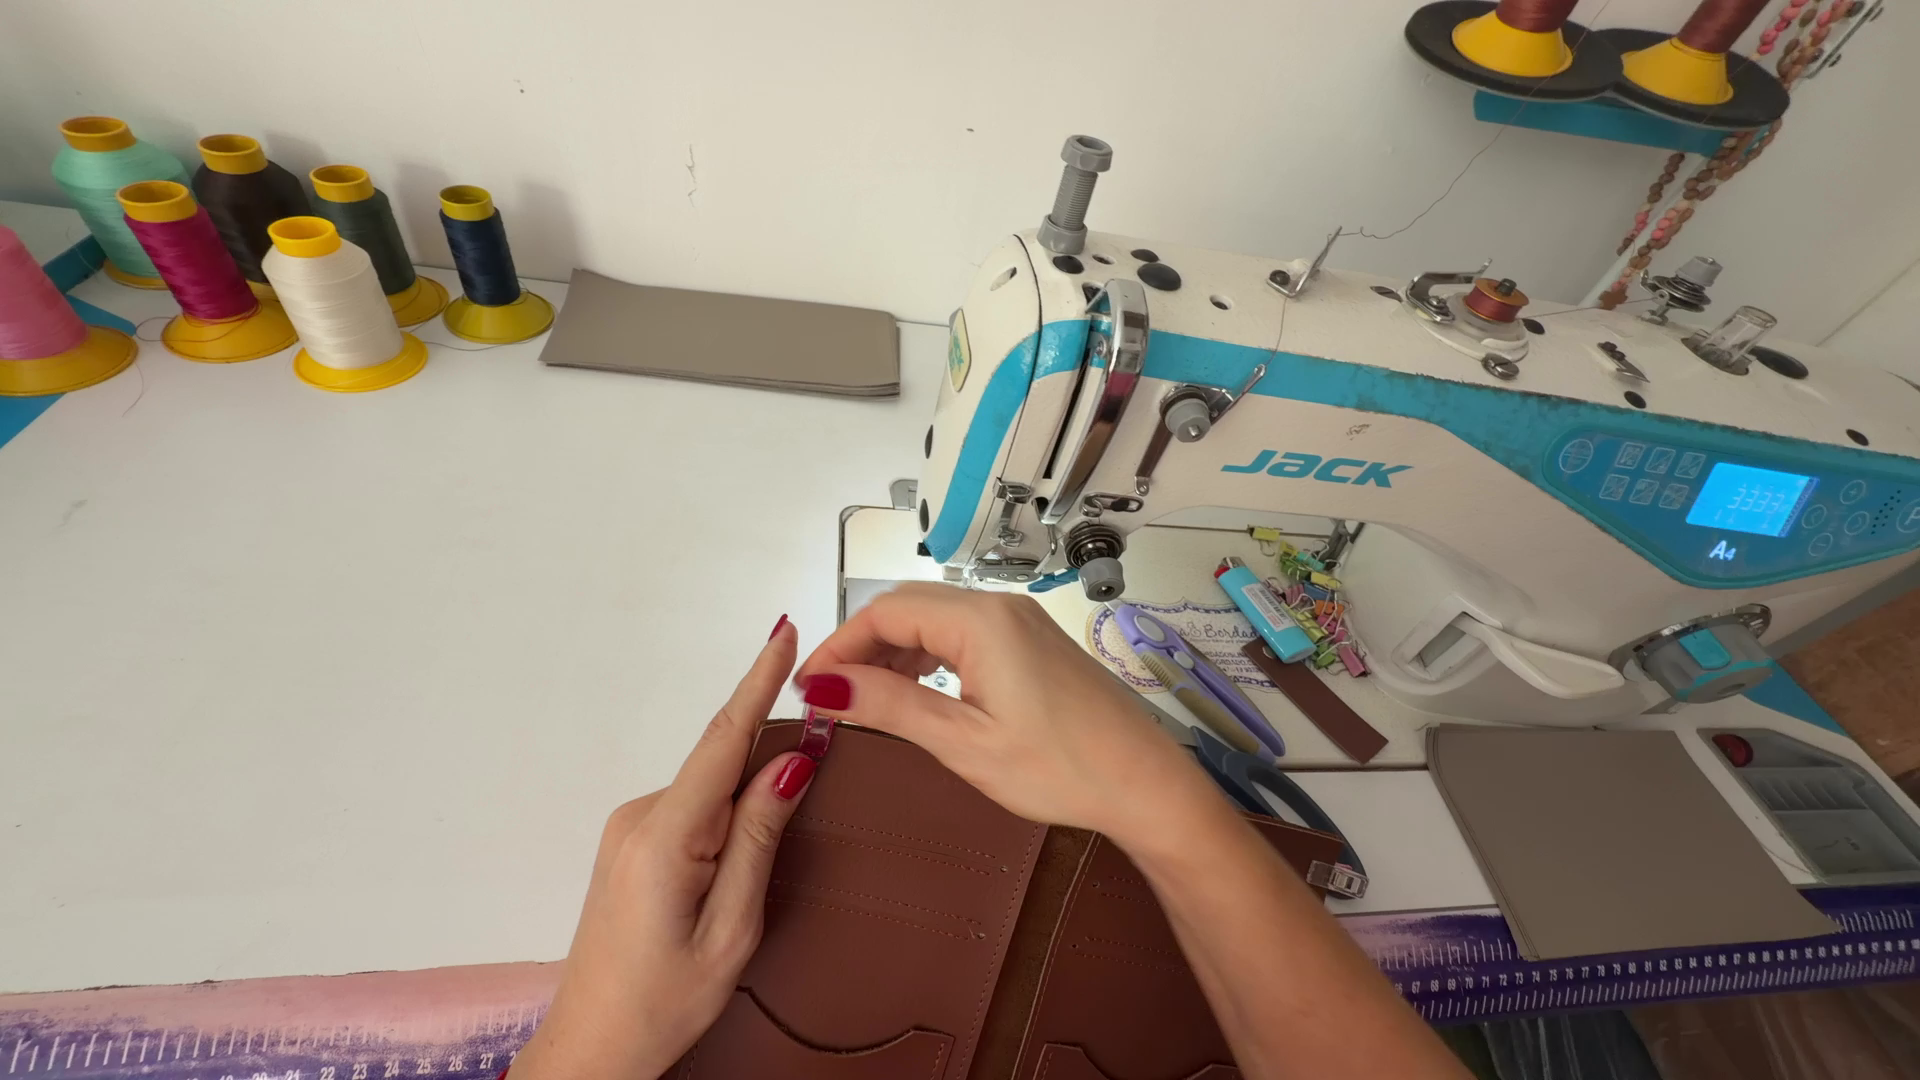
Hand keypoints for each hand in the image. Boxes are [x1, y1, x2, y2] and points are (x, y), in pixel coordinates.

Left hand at [510, 619, 814, 1079]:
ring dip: (748, 795)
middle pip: (723, 762)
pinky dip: (727, 809)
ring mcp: (631, 824)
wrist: (591, 1050)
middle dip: (771, 757)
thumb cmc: (667, 1000)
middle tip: (811, 774)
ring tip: (753, 866)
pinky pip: (695, 804)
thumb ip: (759, 836)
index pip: (724, 738)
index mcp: (668, 834)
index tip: (784, 631)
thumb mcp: (733, 928)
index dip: (758, 680)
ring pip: (711, 786)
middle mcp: (642, 814)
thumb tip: (794, 760)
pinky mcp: (633, 838)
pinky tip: (732, 860)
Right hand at [794, 584, 1218, 846]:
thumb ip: (892, 706)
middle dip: (862, 646)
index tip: (807, 688)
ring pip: (936, 619)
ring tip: (866, 699)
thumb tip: (823, 686)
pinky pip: (964, 633)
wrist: (1147, 782)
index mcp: (980, 620)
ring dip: (894, 651)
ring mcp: (1020, 618)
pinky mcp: (1032, 638)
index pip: (885, 612)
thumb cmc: (1058, 769)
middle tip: (831, 697)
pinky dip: (929, 656)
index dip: (839, 645)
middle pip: (909, 608)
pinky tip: (918, 689)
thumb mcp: (965, 743)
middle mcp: (999, 604)